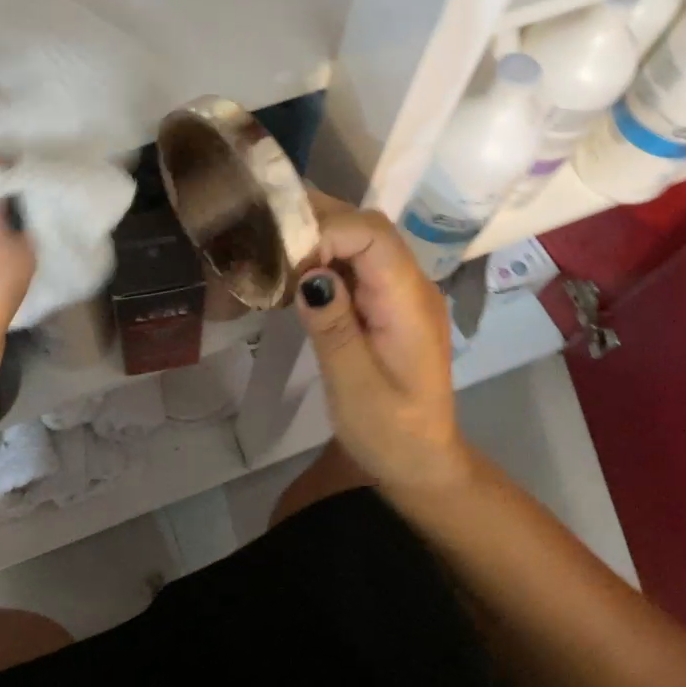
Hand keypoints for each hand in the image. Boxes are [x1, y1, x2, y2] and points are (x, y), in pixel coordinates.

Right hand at [293, 190, 470, 492]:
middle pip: (366, 227)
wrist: (422, 463)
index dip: (326, 230)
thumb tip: (310, 275)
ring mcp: (399, 292)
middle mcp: (411, 285)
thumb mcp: (355, 389)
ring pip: (359, 240)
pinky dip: (321, 259)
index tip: (283, 257)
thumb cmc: (390, 433)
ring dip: (315, 238)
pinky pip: (355, 263)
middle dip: (315, 223)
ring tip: (270, 254)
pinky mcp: (385, 303)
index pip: (373, 234)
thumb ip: (334, 329)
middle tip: (263, 239)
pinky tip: (291, 276)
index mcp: (409, 302)